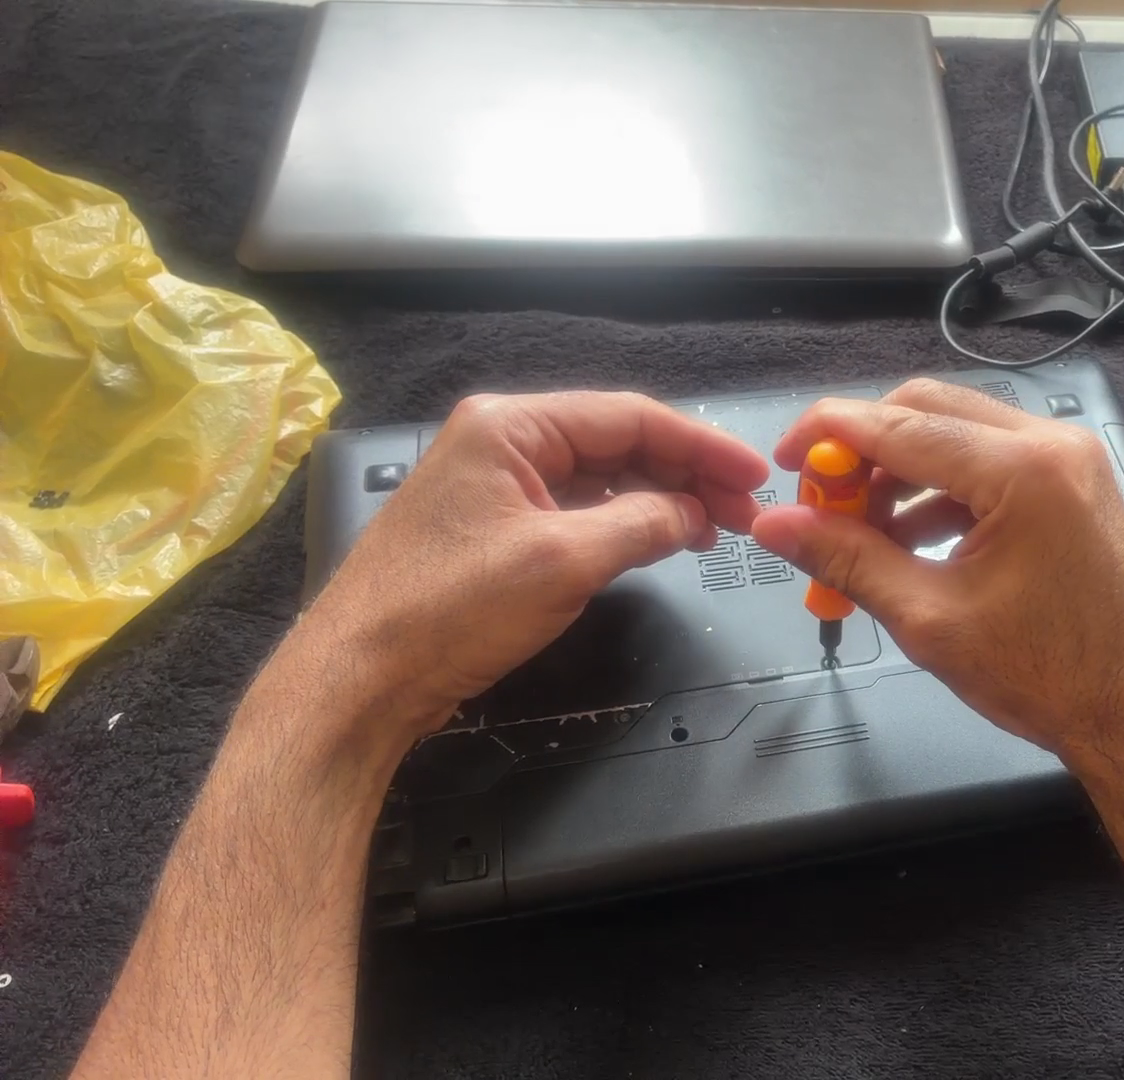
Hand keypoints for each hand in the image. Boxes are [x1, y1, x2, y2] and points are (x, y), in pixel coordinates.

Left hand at [294, 391, 768, 743]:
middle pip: (624, 444)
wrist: (359, 683)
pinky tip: (669, 538)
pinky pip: (589, 508)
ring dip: (667, 499)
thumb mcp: (566, 559)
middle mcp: (509, 443)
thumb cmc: (451, 611)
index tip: (754, 475)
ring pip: (611, 477)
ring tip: (717, 527)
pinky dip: (635, 522)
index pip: (632, 418)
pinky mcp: (508, 526)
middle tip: (745, 510)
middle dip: (690, 474)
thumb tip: (697, 513)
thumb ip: (645, 523)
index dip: (703, 446)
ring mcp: (507, 485)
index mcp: (513, 427)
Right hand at [751, 379, 1123, 773]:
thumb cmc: (1049, 675)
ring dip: (904, 472)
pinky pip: (992, 464)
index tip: (784, 458)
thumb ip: (848, 560)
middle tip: (824, 500)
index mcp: (1020, 469)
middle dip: (865, 449)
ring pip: (960, 434)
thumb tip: (777, 525)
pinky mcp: (1074, 484)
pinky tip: (913, 538)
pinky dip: (945, 491)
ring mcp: (1070, 460)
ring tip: (863, 532)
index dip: (827, 434)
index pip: (898, 424)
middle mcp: (1051, 443)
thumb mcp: (931, 619)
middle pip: (929, 410)